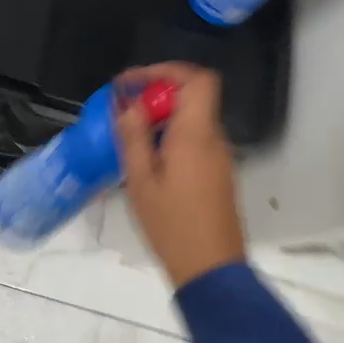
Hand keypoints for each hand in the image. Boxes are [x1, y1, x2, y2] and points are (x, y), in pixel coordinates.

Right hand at [114, 63, 246, 288]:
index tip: (134, 84)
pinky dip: (171, 137)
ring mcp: (219, 158)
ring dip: (162, 117)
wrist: (211, 271)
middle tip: (124, 109)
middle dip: (156, 95)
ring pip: (192, 119)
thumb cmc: (172, 225)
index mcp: (195, 136)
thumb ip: (134, 137)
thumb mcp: (140, 181)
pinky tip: (146, 159)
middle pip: (192, 97)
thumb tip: (128, 106)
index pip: (197, 80)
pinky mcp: (218, 175)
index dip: (166, 71)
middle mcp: (214, 140)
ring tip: (128, 135)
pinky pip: (195, 140)